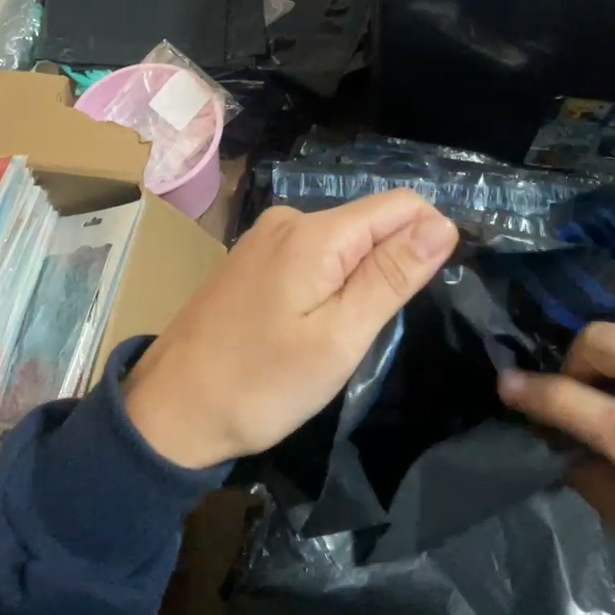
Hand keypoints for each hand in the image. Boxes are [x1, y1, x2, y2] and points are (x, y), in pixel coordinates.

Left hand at [124, 190, 458, 469]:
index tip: (434, 292)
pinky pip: (313, 257)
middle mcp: (288, 220)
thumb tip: (442, 224)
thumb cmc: (260, 383)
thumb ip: (390, 276)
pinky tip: (315, 325)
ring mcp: (265, 239)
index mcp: (314, 233)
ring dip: (360, 279)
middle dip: (393, 264)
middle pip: (370, 223)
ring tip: (349, 334)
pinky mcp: (252, 261)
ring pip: (343, 243)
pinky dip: (330, 284)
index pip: (400, 204)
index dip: (431, 238)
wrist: (171, 409)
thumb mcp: (338, 337)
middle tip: (379, 328)